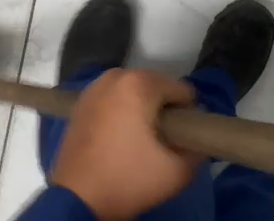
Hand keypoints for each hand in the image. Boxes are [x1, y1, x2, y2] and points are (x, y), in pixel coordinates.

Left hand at [50, 68, 199, 219]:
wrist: (77, 197)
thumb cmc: (127, 179)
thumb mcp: (176, 172)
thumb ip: (196, 150)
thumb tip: (196, 139)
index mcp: (140, 84)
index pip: (182, 90)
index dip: (188, 114)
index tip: (183, 139)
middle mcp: (116, 75)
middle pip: (156, 86)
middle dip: (164, 109)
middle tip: (163, 141)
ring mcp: (95, 86)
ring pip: (133, 92)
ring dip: (142, 109)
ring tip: (141, 141)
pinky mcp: (81, 101)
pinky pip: (112, 99)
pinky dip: (120, 112)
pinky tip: (119, 138)